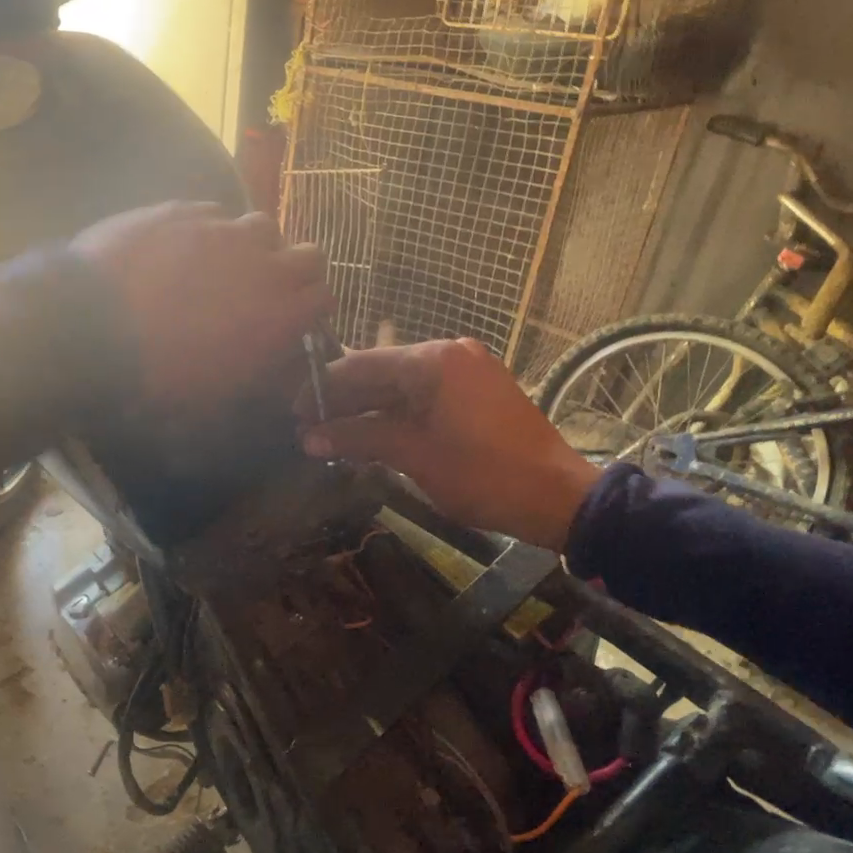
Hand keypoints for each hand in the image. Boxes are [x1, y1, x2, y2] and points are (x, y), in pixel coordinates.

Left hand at [71, 202, 331, 413]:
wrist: (88, 327)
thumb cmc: (155, 377)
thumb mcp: (215, 401)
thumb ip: (259, 380)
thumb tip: (280, 373)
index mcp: (280, 314)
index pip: (324, 298)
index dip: (309, 309)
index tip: (291, 320)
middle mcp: (263, 264)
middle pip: (308, 255)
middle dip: (292, 271)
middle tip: (262, 289)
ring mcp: (223, 230)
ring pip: (260, 226)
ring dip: (251, 246)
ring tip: (219, 264)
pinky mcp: (183, 209)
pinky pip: (211, 213)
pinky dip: (205, 230)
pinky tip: (176, 249)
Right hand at [294, 339, 599, 550]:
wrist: (560, 498)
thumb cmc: (484, 474)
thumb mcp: (414, 456)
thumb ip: (359, 439)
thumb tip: (308, 438)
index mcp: (434, 360)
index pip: (361, 364)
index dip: (322, 388)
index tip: (293, 411)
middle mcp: (450, 353)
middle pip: (380, 372)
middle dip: (343, 402)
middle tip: (308, 428)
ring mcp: (467, 371)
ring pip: (401, 386)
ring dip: (368, 411)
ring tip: (332, 437)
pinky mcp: (477, 392)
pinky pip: (424, 396)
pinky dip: (396, 415)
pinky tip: (371, 436)